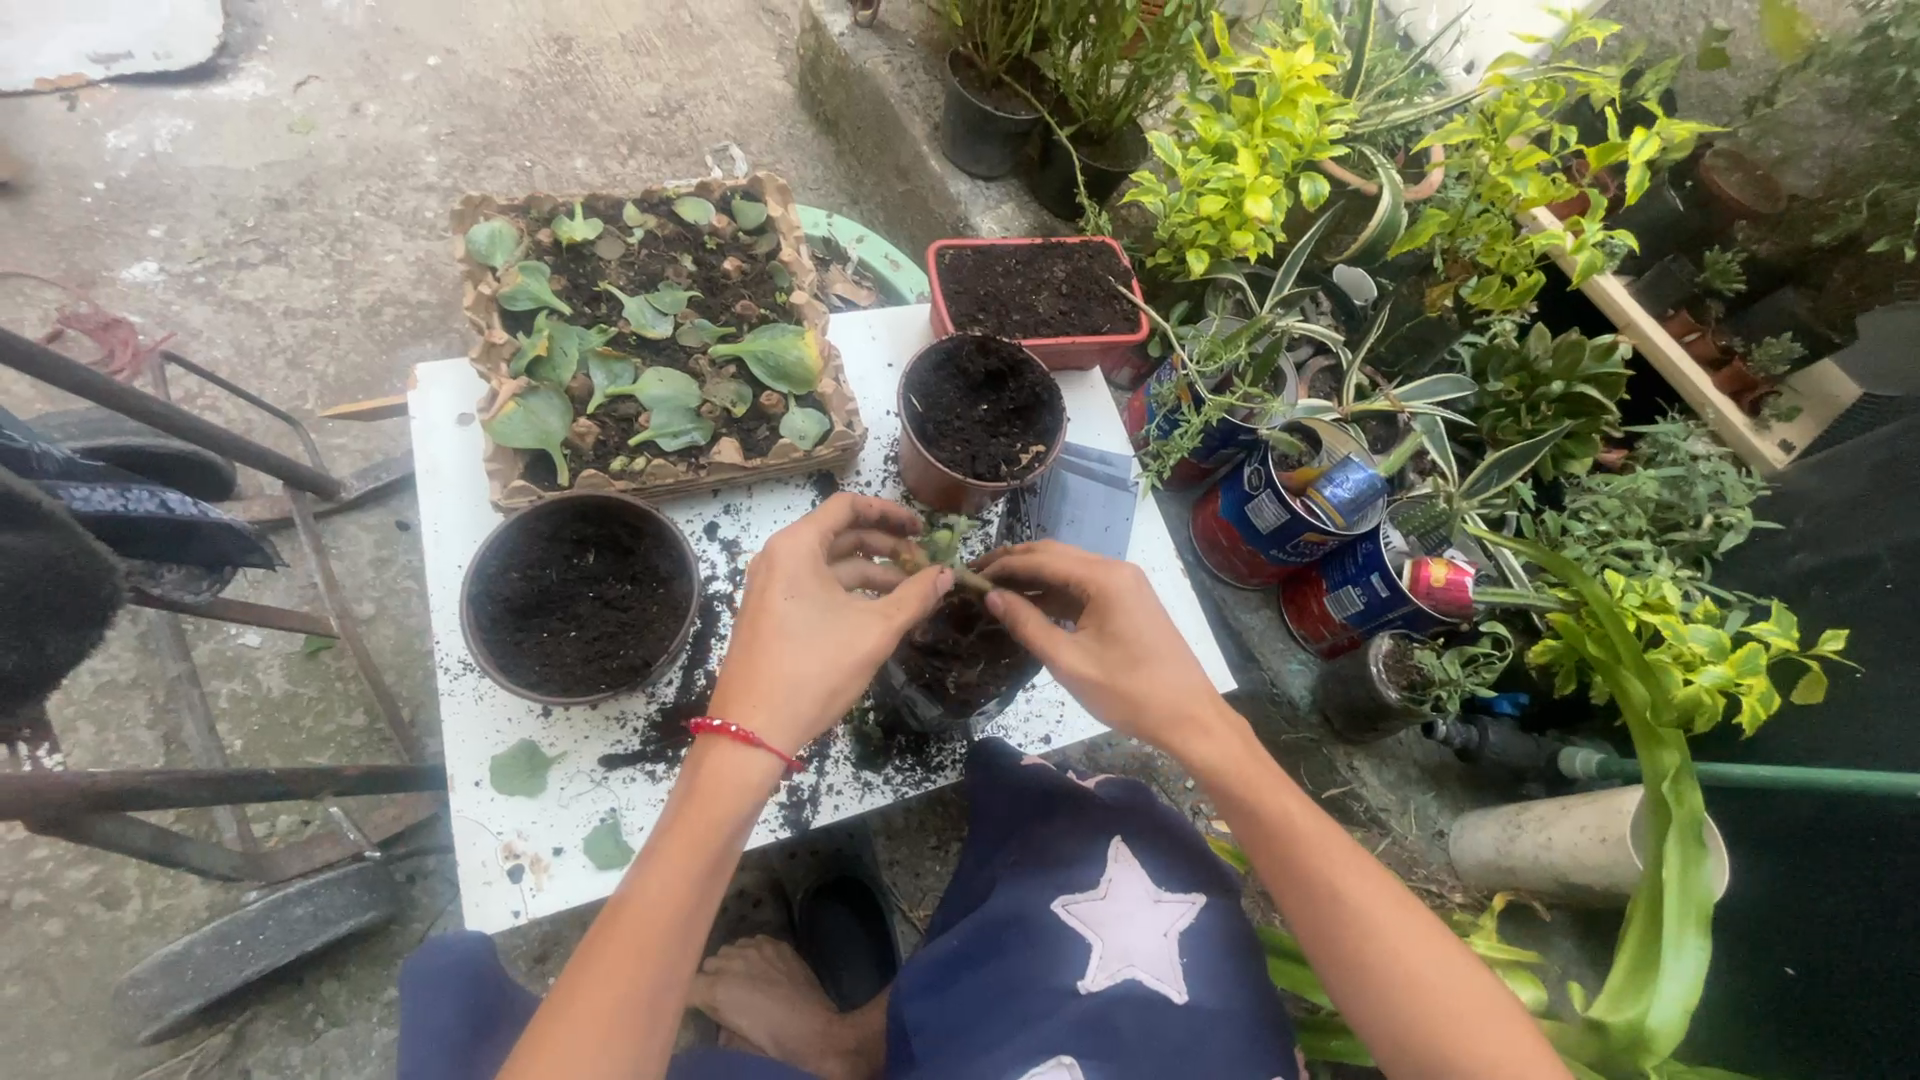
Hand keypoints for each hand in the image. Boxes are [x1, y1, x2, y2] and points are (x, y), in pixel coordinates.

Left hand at [708, 494, 952, 755]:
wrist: (754, 729)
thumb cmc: (814, 669)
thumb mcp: (874, 630)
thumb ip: (915, 596)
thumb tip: (947, 574)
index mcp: (796, 547)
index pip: (847, 506)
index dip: (890, 512)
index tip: (922, 529)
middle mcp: (779, 558)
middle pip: (841, 535)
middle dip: (886, 547)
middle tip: (923, 566)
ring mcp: (772, 587)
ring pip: (831, 566)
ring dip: (872, 574)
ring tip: (911, 594)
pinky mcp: (773, 614)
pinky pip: (817, 589)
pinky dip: (850, 593)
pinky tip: (881, 613)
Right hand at [978, 540, 1246, 763]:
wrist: (1188, 716)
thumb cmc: (1128, 692)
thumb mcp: (1068, 661)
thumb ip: (1027, 624)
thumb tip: (991, 596)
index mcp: (1103, 578)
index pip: (1040, 559)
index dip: (1002, 566)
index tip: (968, 575)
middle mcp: (1115, 569)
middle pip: (1054, 554)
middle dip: (1014, 564)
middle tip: (977, 578)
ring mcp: (1125, 584)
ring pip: (1068, 569)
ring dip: (1033, 578)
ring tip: (995, 592)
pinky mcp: (1128, 601)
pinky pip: (1083, 587)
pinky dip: (1054, 594)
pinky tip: (1029, 607)